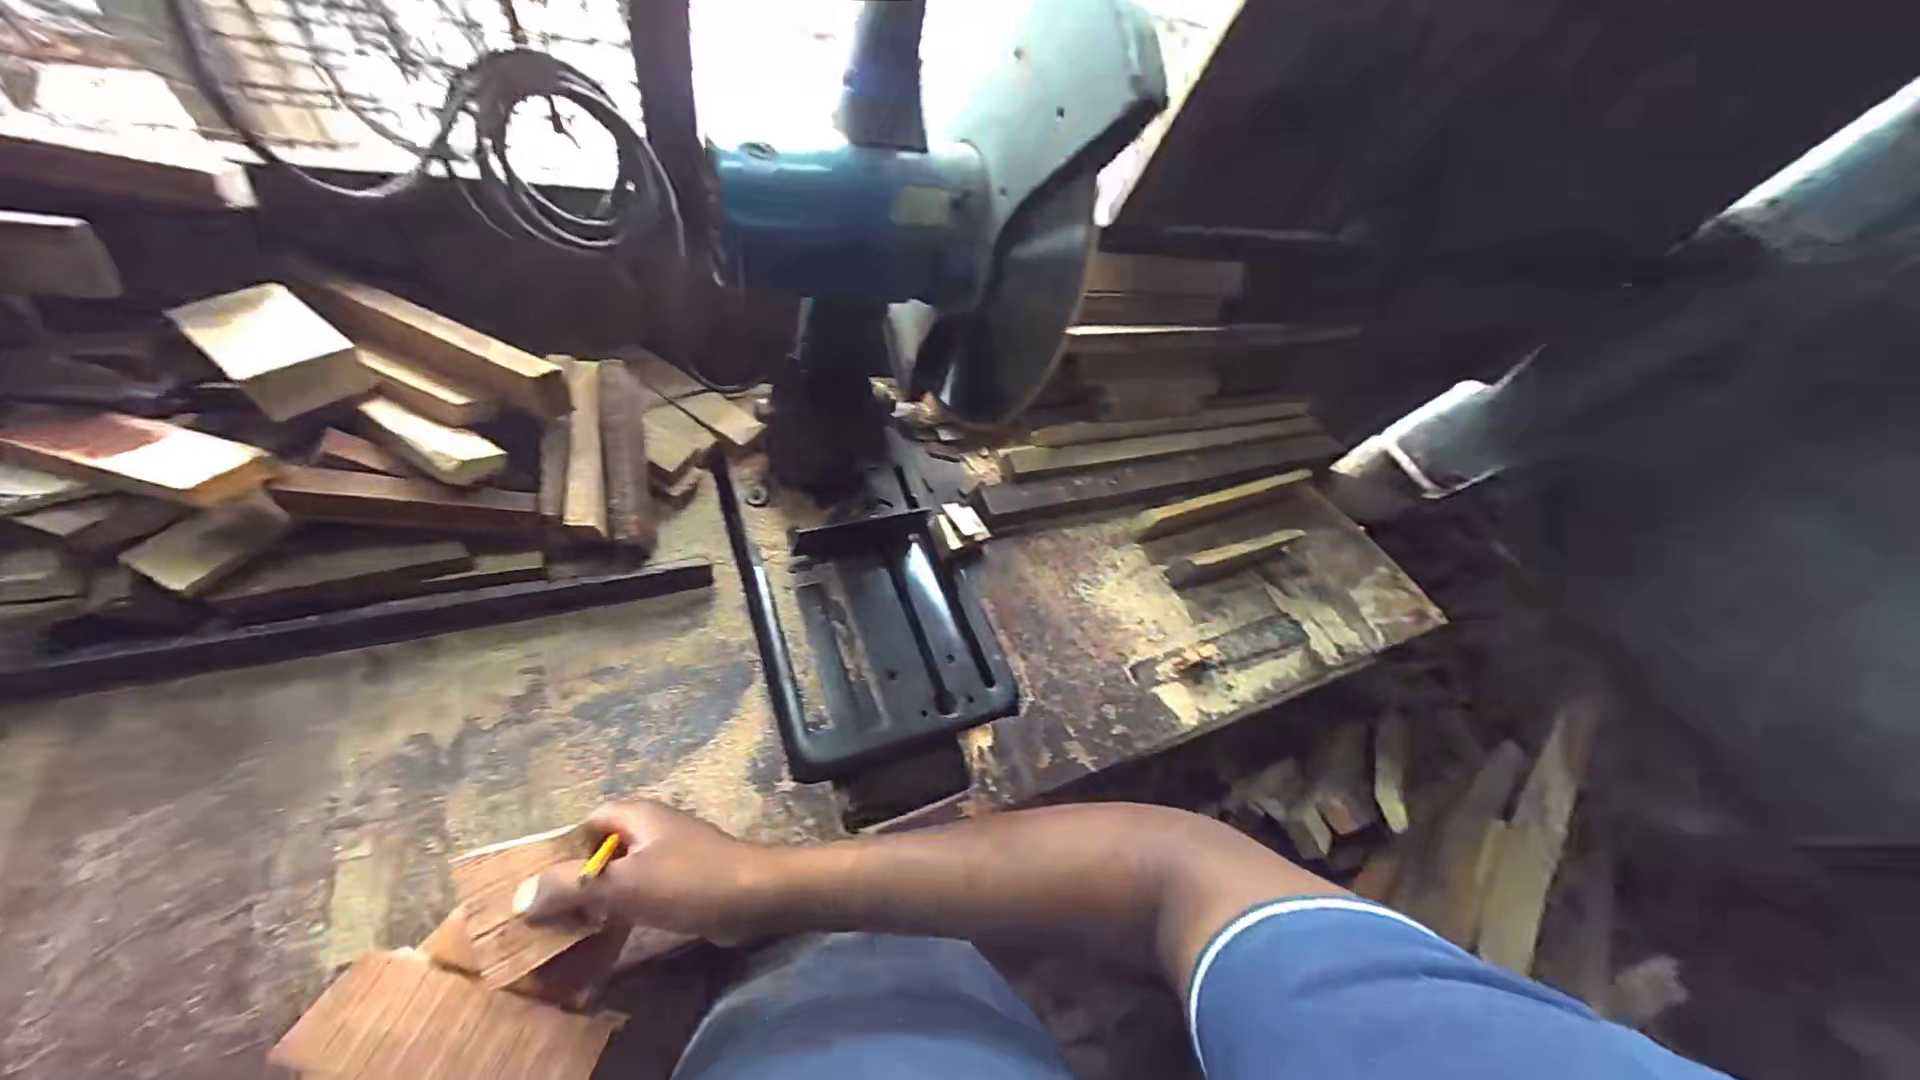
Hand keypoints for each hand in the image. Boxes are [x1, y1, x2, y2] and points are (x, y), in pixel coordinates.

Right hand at [523, 800, 768, 942]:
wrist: (752, 894)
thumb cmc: (688, 880)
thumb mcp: (624, 885)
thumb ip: (573, 886)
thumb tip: (520, 894)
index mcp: (639, 816)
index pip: (591, 820)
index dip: (563, 848)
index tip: (540, 884)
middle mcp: (654, 827)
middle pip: (604, 847)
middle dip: (577, 877)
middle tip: (550, 915)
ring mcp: (672, 852)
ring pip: (623, 871)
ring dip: (599, 898)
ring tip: (573, 931)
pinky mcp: (684, 878)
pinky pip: (644, 890)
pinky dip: (624, 909)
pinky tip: (610, 936)